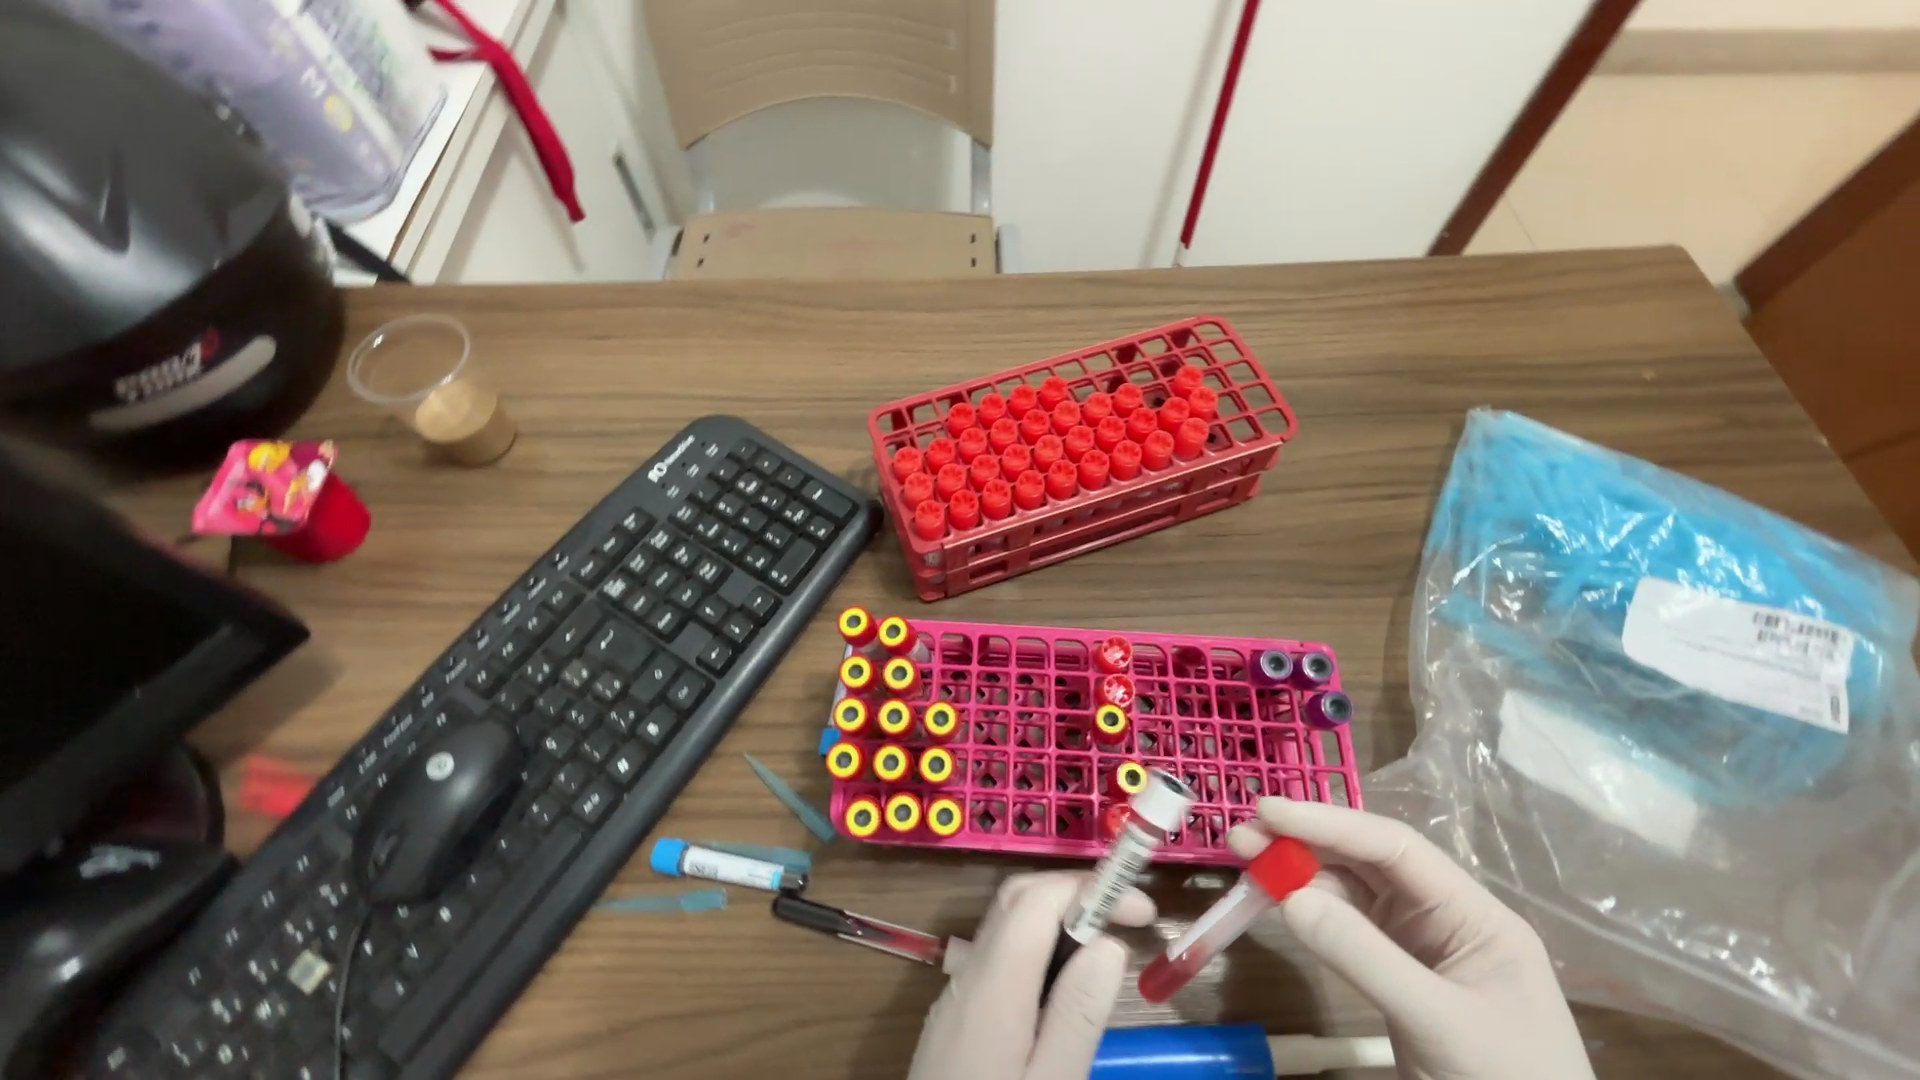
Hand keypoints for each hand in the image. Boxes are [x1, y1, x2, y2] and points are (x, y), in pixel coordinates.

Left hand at [908, 871, 1154, 1079]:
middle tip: (1131, 919)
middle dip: (1074, 893)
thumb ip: (1077, 1013)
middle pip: (1016, 902)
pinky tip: (1066, 987)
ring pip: (1006, 928)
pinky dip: (1038, 949)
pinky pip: (999, 960)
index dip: (1089, 887)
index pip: (1034, 900)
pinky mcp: (956, 1020)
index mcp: (992, 987)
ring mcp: (957, 997)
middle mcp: (968, 977)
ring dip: (1058, 919)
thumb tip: (1107, 941)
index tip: (1141, 908)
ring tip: (1108, 949)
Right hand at [1228, 799, 1593, 1079]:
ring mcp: (1418, 948)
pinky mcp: (1395, 976)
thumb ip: (1365, 957)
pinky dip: (1308, 911)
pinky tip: (1276, 902)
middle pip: (1367, 861)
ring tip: (1245, 861)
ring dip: (1299, 873)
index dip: (1329, 823)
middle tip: (1242, 836)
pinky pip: (1345, 928)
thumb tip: (1290, 897)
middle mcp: (1444, 918)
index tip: (1269, 811)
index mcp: (1473, 915)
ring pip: (1350, 891)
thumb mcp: (1438, 1023)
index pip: (1394, 847)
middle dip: (1305, 842)